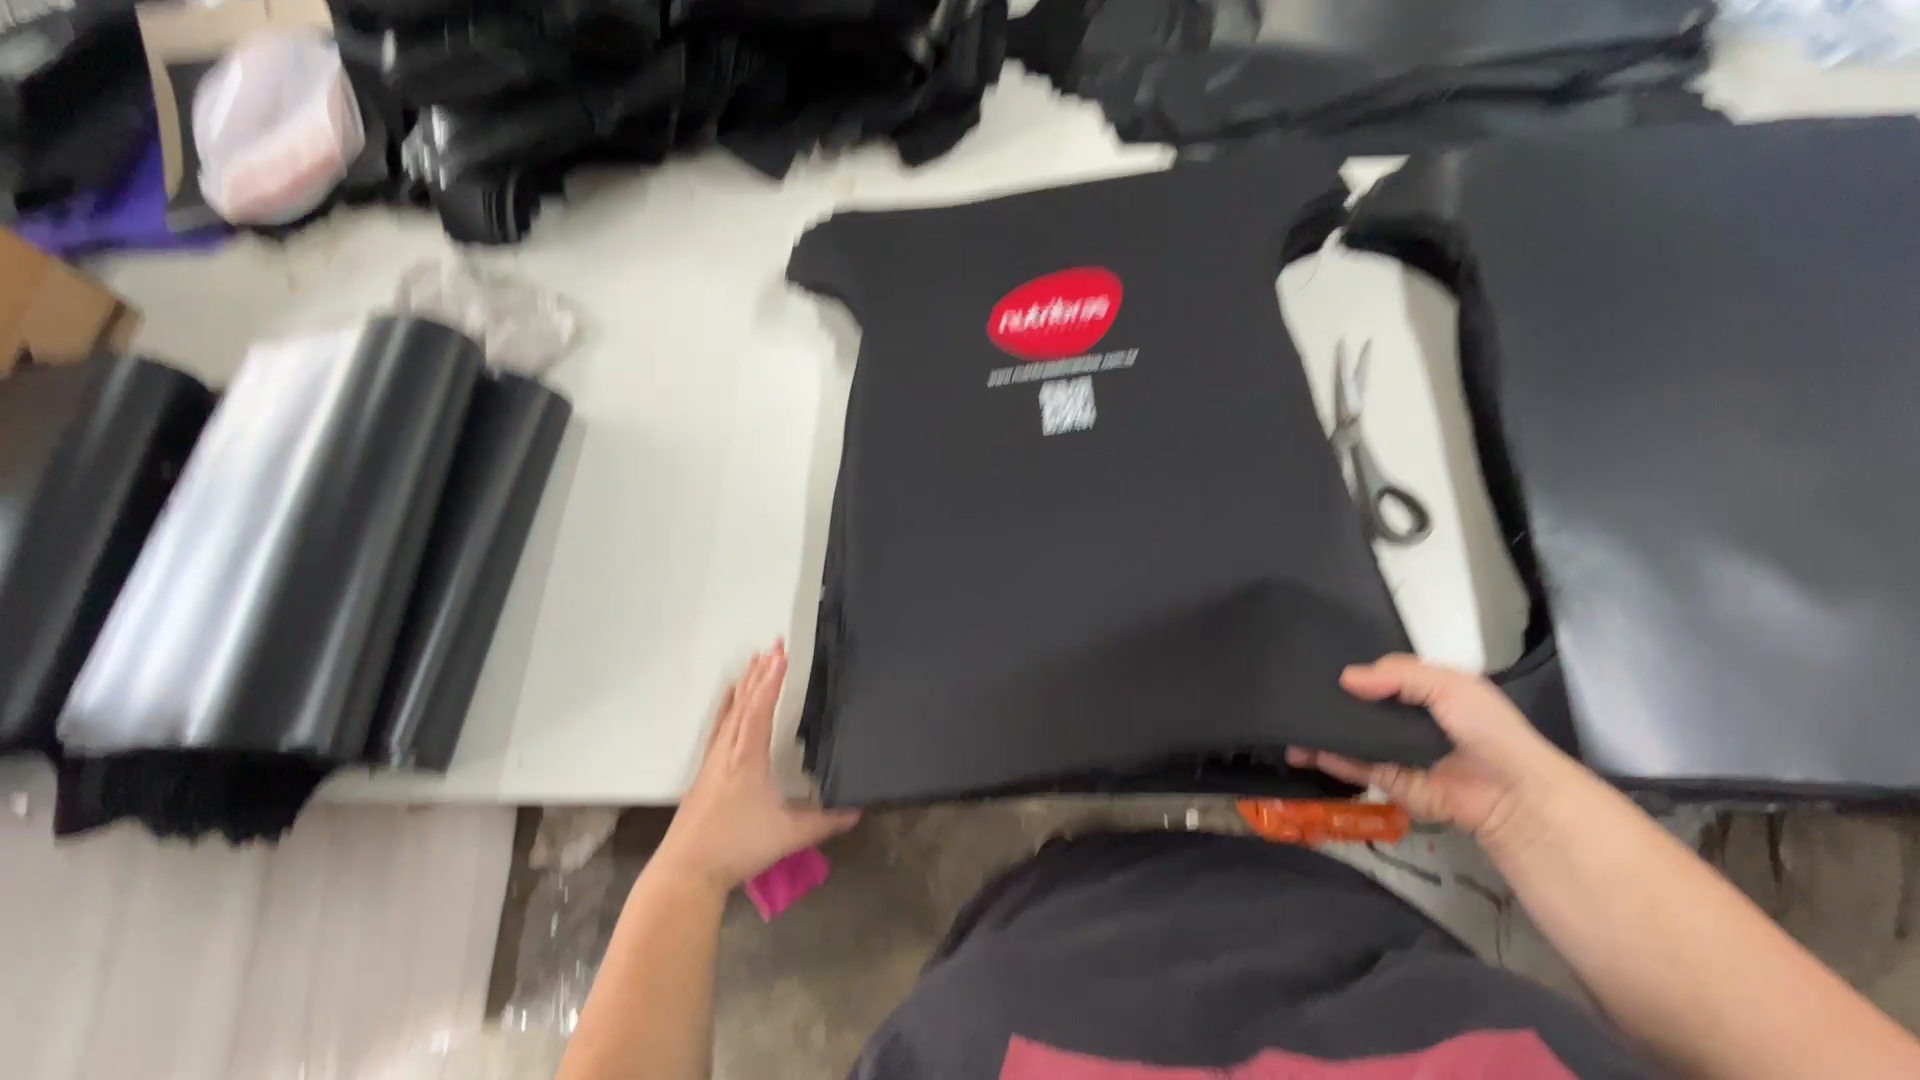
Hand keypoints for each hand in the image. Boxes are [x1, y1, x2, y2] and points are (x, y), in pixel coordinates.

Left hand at [654, 643, 859, 892]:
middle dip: (759, 673)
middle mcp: (727, 752)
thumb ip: (825, 821)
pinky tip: (730, 704)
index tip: (781, 654)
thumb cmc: (737, 847)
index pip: (760, 710)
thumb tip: (858, 809)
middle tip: (772, 645)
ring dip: (743, 686)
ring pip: (728, 714)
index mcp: (747, 759)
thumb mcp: (789, 835)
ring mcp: (712, 763)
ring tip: (753, 662)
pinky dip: (728, 708)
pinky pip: (719, 728)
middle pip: (743, 704)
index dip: (772, 681)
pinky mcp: (705, 775)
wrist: (686, 872)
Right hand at [1286, 654, 1583, 849]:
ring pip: (1355, 740)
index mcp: (1429, 694)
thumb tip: (1345, 679)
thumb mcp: (1449, 683)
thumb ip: (1398, 674)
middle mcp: (1411, 722)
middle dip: (1334, 704)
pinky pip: (1359, 769)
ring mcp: (1400, 753)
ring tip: (1290, 728)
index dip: (1358, 673)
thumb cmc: (1484, 727)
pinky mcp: (1394, 783)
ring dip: (1325, 734)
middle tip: (1296, 695)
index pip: (1385, 679)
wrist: (1509, 790)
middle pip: (1364, 710)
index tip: (1320, 667)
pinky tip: (1307, 750)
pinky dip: (1334, 760)